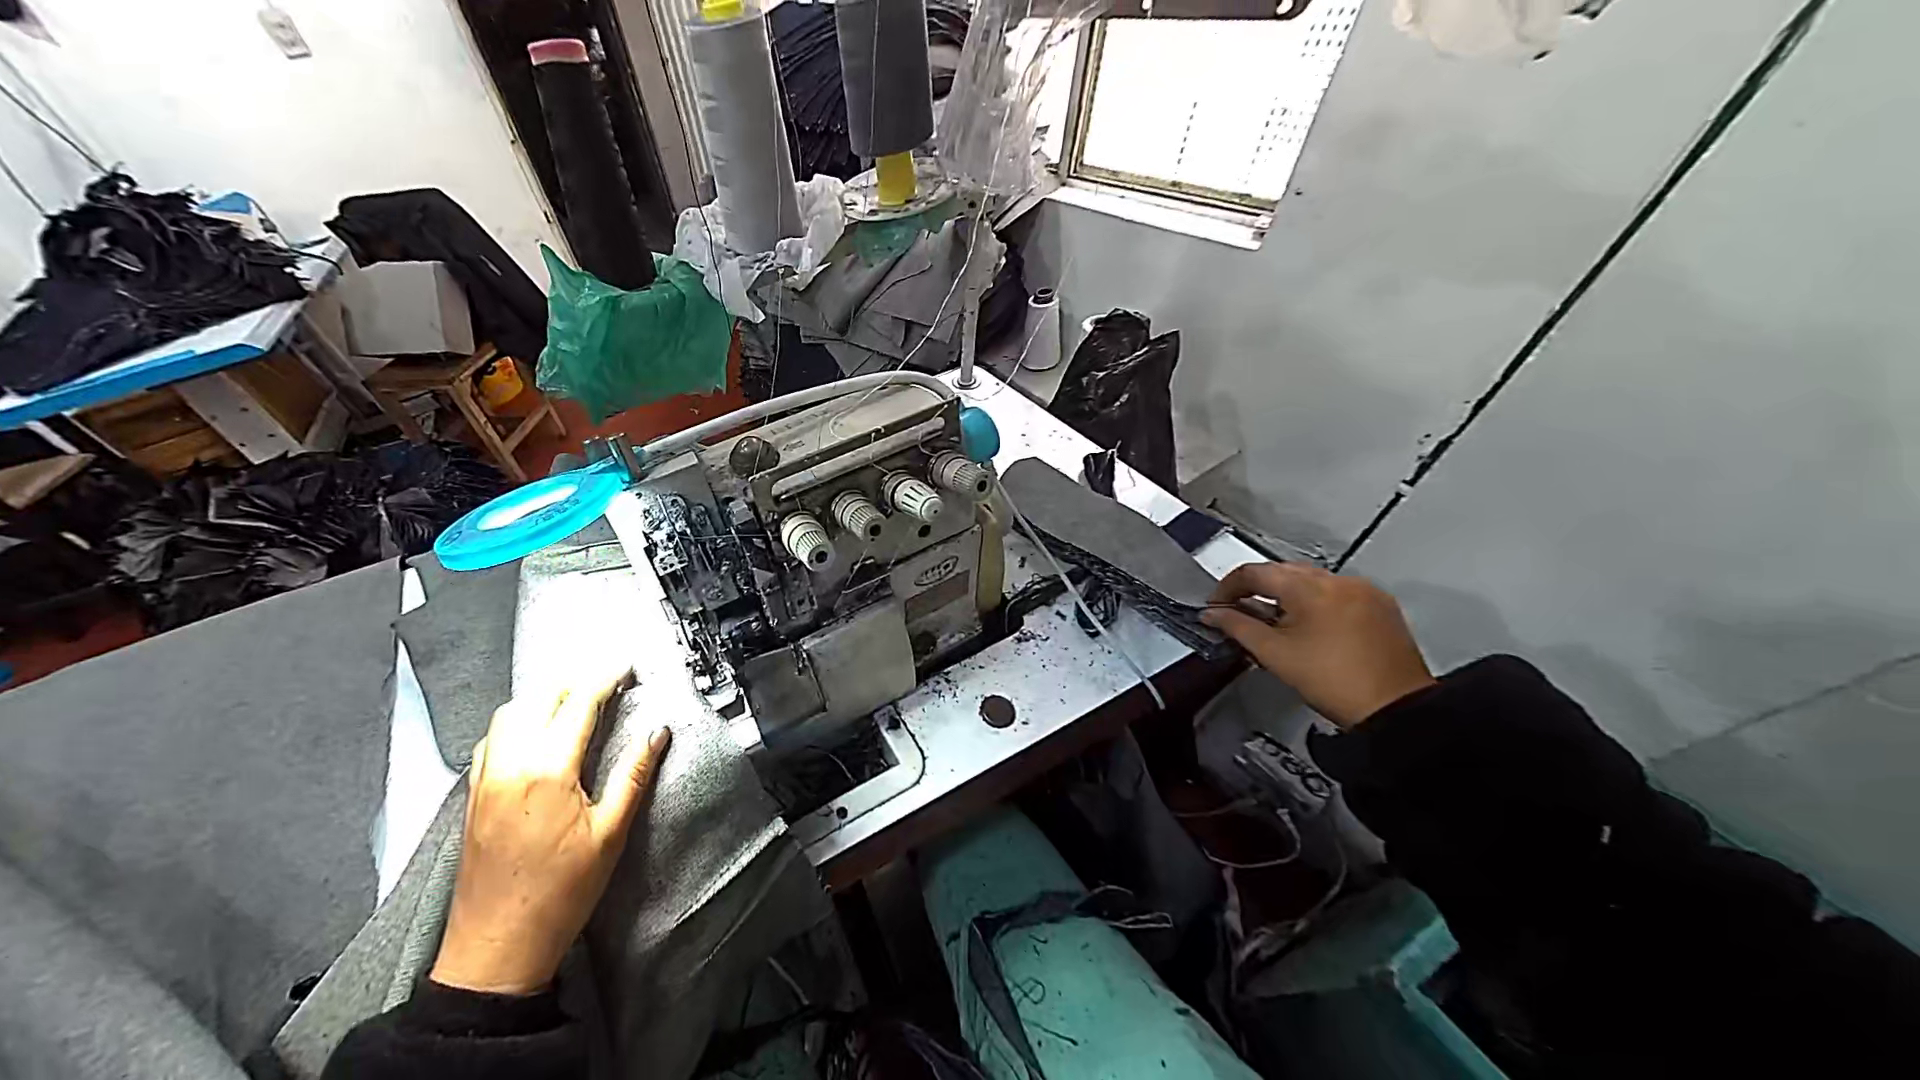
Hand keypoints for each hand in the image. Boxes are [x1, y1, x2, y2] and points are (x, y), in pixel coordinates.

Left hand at [430, 669, 671, 995]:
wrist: (497, 947)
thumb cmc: (559, 894)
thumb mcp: (610, 833)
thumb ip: (633, 775)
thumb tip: (656, 735)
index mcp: (548, 771)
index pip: (579, 703)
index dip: (605, 679)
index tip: (625, 669)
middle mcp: (510, 766)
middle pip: (538, 698)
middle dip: (574, 681)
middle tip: (606, 682)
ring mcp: (486, 780)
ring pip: (509, 714)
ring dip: (543, 698)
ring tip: (575, 702)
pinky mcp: (473, 796)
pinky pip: (491, 739)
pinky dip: (517, 722)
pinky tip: (537, 735)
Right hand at [1202, 562, 1435, 729]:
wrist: (1394, 709)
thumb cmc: (1336, 683)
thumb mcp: (1274, 654)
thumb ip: (1237, 627)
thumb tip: (1213, 614)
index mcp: (1309, 588)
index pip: (1255, 572)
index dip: (1228, 587)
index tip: (1217, 605)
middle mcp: (1339, 581)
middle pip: (1283, 572)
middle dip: (1256, 589)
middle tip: (1238, 612)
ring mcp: (1364, 591)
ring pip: (1311, 581)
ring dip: (1286, 596)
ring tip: (1274, 623)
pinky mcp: (1380, 605)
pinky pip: (1337, 593)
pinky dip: (1316, 603)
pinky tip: (1308, 627)